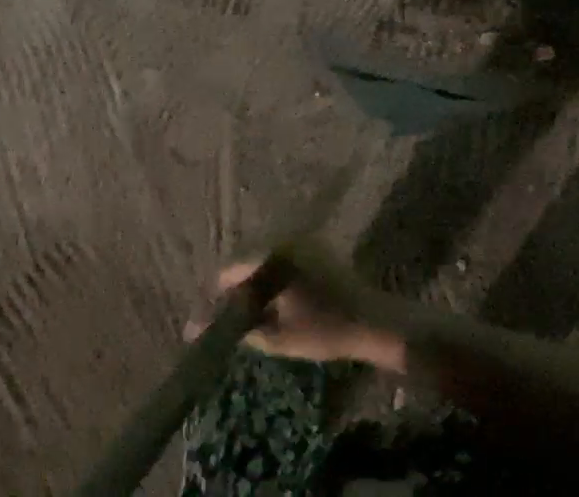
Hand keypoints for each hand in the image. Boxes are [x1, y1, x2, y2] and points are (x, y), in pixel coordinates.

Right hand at [183, 239, 407, 370]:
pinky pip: (283, 261)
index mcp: (273, 256)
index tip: (205, 318)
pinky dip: (272, 279)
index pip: (230, 270)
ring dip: (253, 283)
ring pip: (265, 261)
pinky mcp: (318, 250)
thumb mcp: (277, 337)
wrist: (375, 321)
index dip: (215, 295)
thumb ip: (240, 328)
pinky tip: (272, 302)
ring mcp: (304, 243)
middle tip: (224, 317)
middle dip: (233, 289)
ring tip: (246, 312)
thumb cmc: (325, 329)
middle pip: (246, 262)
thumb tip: (203, 330)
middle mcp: (286, 241)